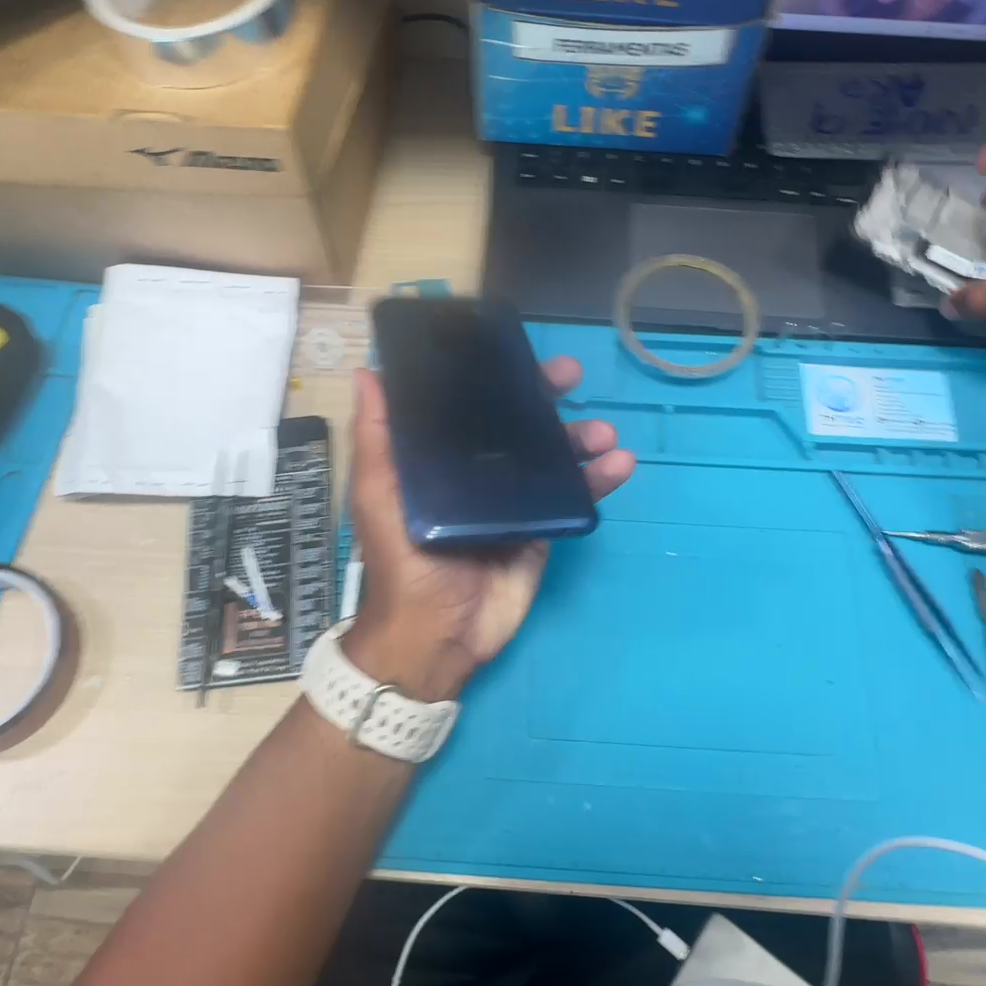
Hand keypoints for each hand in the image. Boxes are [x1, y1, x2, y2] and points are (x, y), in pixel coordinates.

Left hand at [340, 357, 634, 701]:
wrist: (435, 633)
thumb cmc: (401, 560)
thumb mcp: (378, 494)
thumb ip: (377, 437)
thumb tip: (367, 373)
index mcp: (442, 460)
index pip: (471, 407)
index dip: (493, 378)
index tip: (514, 352)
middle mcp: (480, 473)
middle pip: (518, 424)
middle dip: (546, 397)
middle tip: (569, 374)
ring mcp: (515, 501)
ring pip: (553, 457)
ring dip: (580, 437)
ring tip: (602, 434)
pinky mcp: (541, 529)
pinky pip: (572, 497)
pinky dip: (598, 479)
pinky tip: (618, 464)